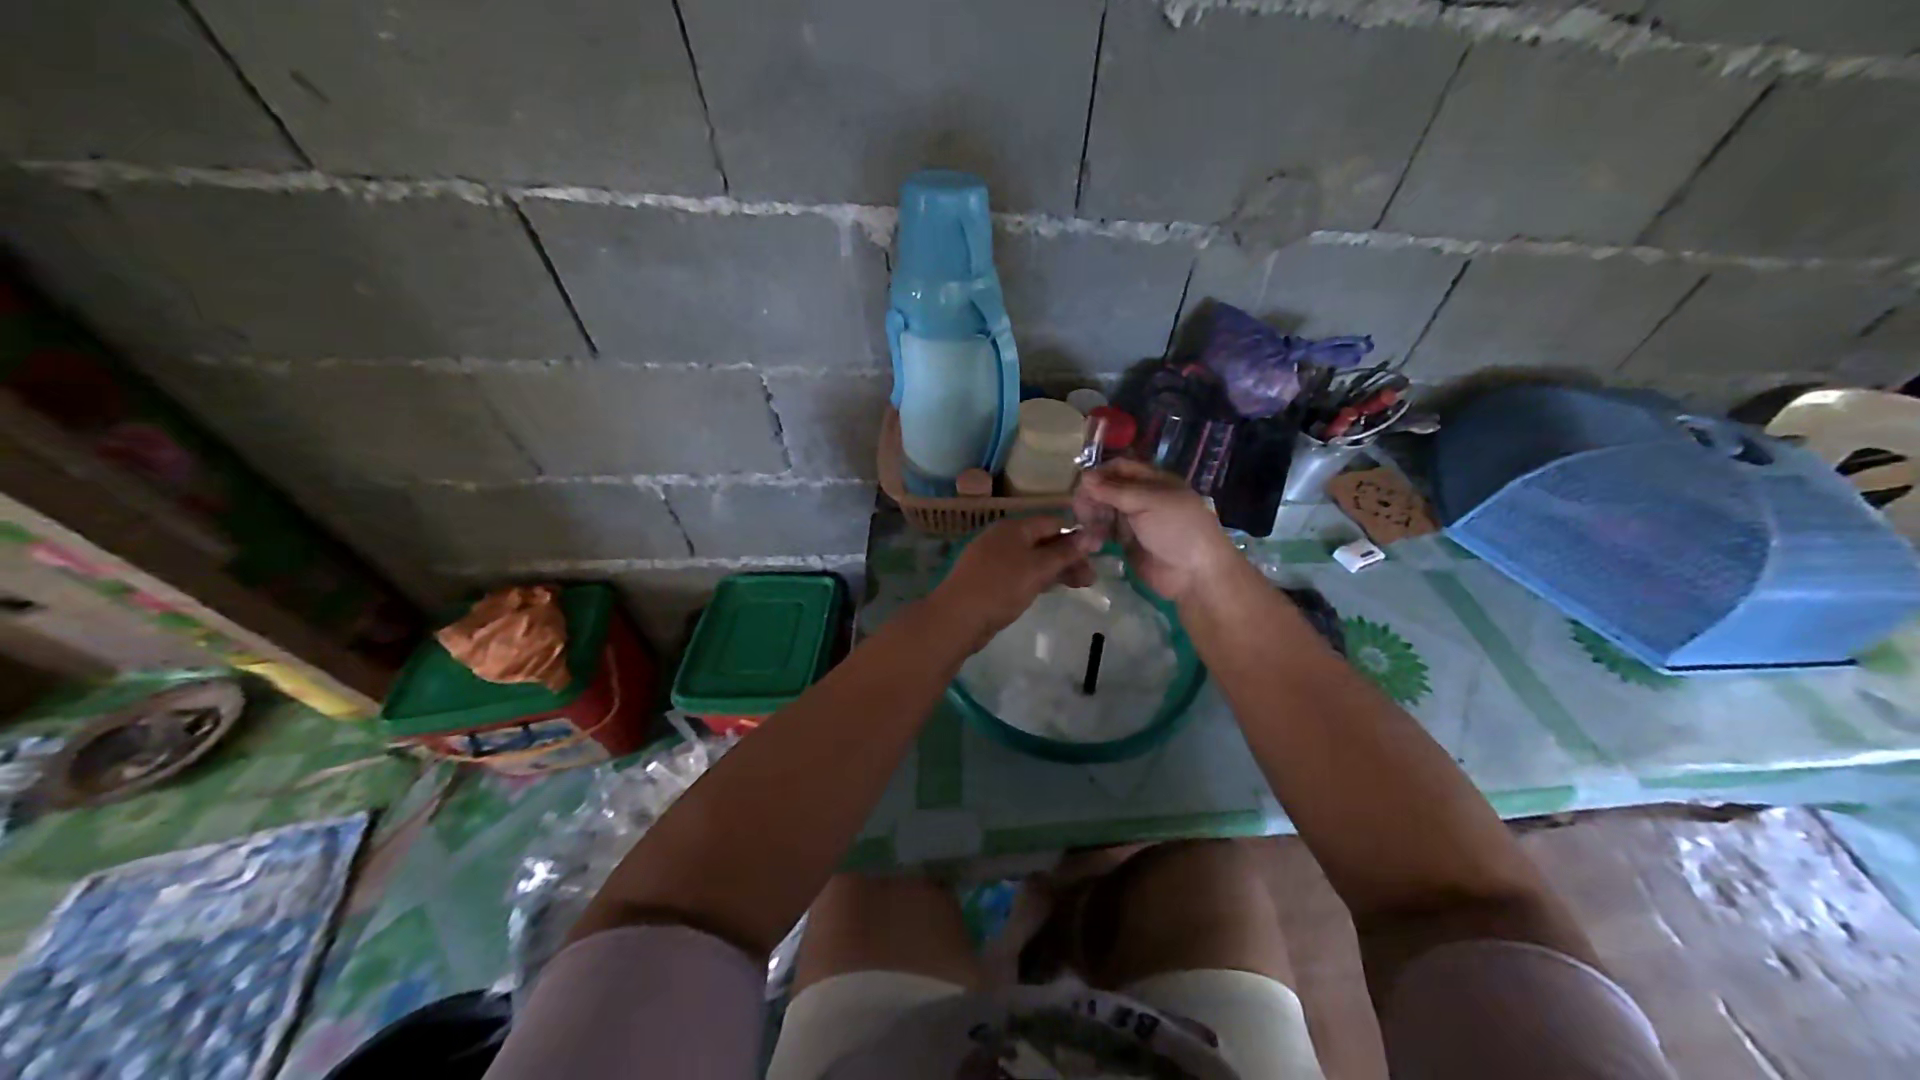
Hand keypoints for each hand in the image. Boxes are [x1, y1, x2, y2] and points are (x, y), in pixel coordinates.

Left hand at [928, 515, 1097, 648]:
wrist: (957, 618)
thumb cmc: (1000, 587)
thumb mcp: (1038, 568)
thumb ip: (1065, 552)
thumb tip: (1093, 534)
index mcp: (1014, 528)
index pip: (1052, 522)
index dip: (1076, 535)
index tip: (1097, 554)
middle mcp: (1004, 539)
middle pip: (1044, 541)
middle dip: (1069, 557)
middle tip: (1090, 579)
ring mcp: (995, 560)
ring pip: (1034, 559)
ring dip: (1057, 570)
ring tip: (1080, 586)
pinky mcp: (991, 581)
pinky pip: (1022, 573)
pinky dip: (1039, 579)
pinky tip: (1052, 590)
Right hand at [1073, 460, 1239, 602]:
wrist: (1194, 573)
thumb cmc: (1177, 529)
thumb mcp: (1148, 502)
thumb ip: (1114, 490)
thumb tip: (1083, 477)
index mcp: (1153, 481)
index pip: (1119, 468)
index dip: (1099, 474)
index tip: (1081, 486)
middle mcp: (1142, 498)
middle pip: (1108, 489)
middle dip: (1092, 497)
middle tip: (1081, 512)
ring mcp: (1134, 521)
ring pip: (1104, 511)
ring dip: (1092, 516)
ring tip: (1088, 529)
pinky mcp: (1126, 544)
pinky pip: (1105, 532)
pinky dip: (1096, 534)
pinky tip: (1092, 541)